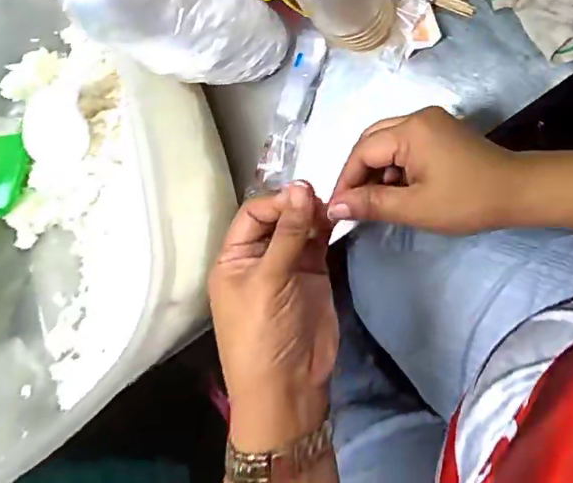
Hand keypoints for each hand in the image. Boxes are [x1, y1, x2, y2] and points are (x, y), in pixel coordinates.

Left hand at [209, 183, 336, 451]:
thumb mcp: (270, 281)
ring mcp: (288, 263)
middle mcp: (260, 256)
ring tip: (332, 206)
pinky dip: (327, 226)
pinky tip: (337, 216)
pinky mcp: (313, 271)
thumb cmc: (263, 334)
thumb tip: (302, 186)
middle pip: (279, 215)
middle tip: (323, 197)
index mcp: (235, 259)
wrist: (289, 385)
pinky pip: (318, 239)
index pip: (253, 214)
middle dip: (298, 204)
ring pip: (301, 224)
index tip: (304, 194)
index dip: (277, 202)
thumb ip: (288, 233)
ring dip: (315, 212)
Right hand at [327, 107, 522, 233]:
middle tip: (352, 205)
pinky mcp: (442, 131)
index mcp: (411, 128)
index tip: (336, 211)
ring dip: (377, 169)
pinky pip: (406, 142)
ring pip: (389, 140)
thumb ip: (372, 203)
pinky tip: (399, 189)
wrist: (516, 190)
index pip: (363, 150)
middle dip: (358, 171)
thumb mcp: (415, 207)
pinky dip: (396, 165)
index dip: (346, 180)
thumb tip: (334, 206)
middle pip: (373, 139)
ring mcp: (432, 121)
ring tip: (377, 201)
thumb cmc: (466, 200)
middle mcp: (419, 116)